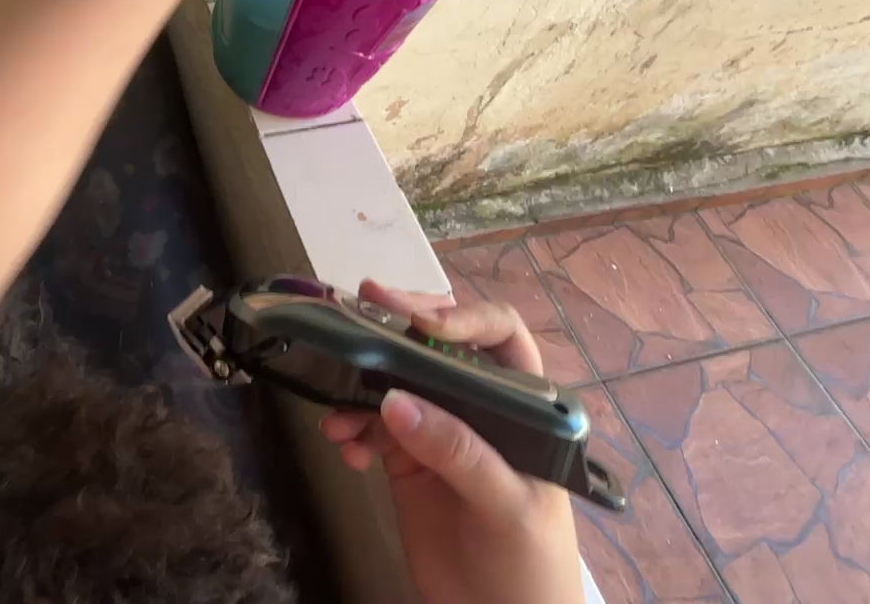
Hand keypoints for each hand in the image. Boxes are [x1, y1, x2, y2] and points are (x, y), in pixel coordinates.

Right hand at [322, 280, 583, 603]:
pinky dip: (351, 429)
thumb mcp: (509, 508)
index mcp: (519, 408)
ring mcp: (437, 429)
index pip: (499, 337)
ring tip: (338, 418)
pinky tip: (345, 449)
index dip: (464, 317)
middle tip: (361, 302)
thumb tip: (394, 400)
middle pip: (437, 345)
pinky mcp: (404, 457)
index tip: (421, 321)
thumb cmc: (531, 567)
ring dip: (359, 389)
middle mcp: (475, 407)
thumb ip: (458, 452)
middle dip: (398, 325)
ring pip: (392, 382)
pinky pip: (369, 425)